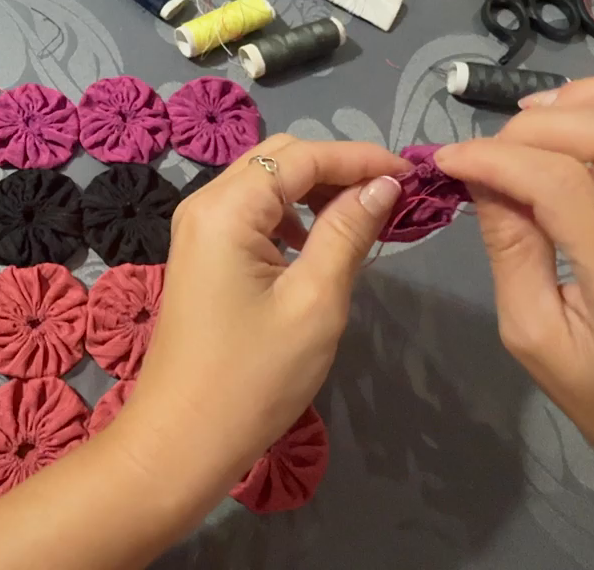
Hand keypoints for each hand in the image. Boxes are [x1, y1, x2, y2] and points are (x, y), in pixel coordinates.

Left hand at [110, 134, 410, 492]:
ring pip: (263, 181)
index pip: (301, 156)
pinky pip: (250, 210)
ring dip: (312, 188)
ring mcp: (197, 226)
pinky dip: (288, 213)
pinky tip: (315, 243)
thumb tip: (382, 185)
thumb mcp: (315, 302)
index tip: (411, 173)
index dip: (359, 157)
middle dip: (335, 167)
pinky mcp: (201, 249)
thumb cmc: (253, 376)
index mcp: (226, 206)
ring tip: (361, 216)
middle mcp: (204, 201)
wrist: (182, 437)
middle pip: (277, 159)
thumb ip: (348, 232)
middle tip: (388, 196)